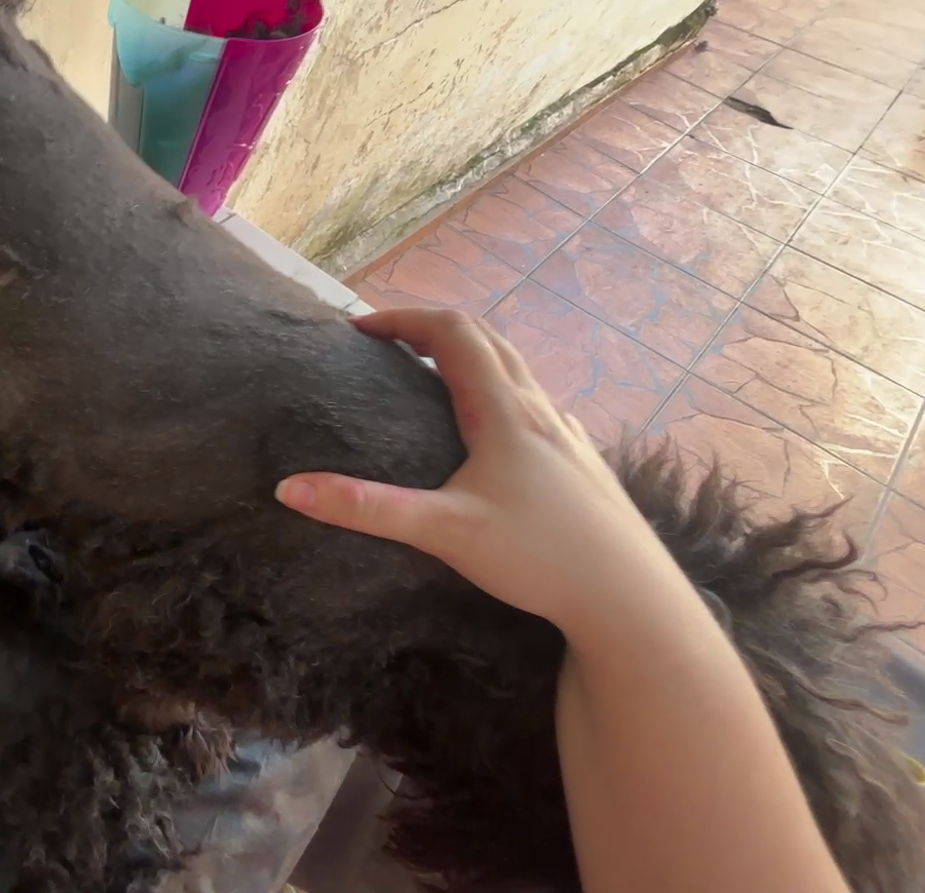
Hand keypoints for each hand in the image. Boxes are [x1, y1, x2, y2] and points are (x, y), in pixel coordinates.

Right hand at [274, 308, 681, 638]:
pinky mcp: (579, 460)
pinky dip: (492, 386)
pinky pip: (530, 399)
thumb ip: (363, 507)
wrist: (638, 606)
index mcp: (505, 411)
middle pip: (485, 338)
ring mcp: (566, 433)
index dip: (402, 318)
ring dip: (463, 353)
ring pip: (512, 366)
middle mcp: (539, 409)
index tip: (358, 329)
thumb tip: (287, 488)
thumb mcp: (442, 531)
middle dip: (428, 327)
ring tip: (424, 374)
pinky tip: (485, 425)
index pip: (452, 333)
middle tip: (383, 342)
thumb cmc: (541, 557)